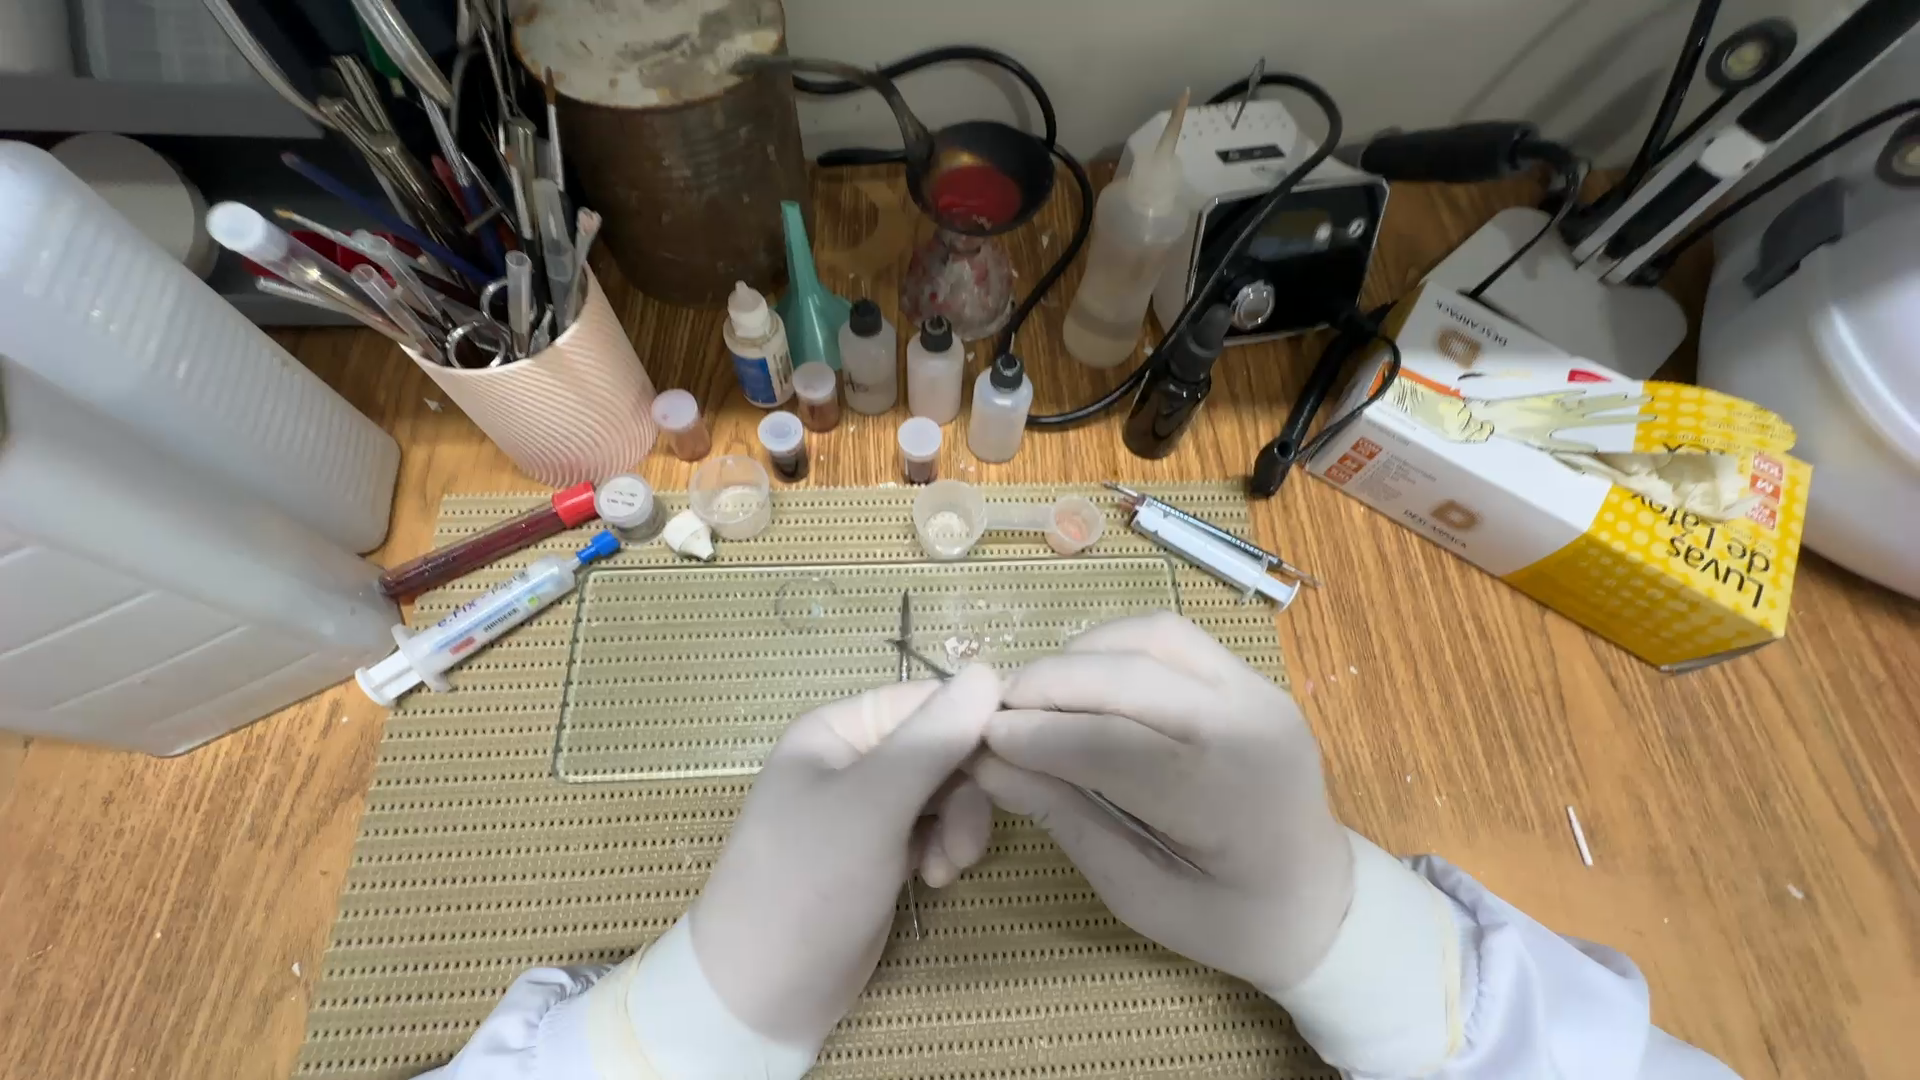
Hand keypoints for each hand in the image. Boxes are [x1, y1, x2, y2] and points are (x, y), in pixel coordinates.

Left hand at [690, 667, 1000, 1050]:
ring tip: (950, 865)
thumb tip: (988, 671)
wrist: (761, 1000)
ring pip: (944, 790)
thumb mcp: (873, 805)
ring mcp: (868, 807)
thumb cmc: (808, 884)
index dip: (972, 721)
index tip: (1015, 755)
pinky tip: (936, 878)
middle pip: (940, 747)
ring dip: (960, 824)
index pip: (925, 701)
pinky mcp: (882, 850)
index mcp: (839, 729)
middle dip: (965, 789)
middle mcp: (855, 759)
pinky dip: (945, 847)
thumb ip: (932, 740)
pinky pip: (934, 827)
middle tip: (967, 836)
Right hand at [971, 613, 1353, 996]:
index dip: (1039, 734)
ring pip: (1150, 635)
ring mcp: (1257, 688)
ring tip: (1039, 693)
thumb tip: (989, 764)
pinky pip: (1170, 636)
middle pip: (1132, 674)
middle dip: (1050, 683)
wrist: (1325, 901)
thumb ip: (1066, 819)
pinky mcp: (1249, 674)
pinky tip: (1086, 680)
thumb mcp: (1139, 896)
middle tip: (997, 709)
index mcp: (1231, 798)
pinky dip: (1114, 647)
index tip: (981, 738)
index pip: (1115, 744)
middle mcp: (1250, 723)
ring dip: (1082, 656)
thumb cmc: (1232, 920)